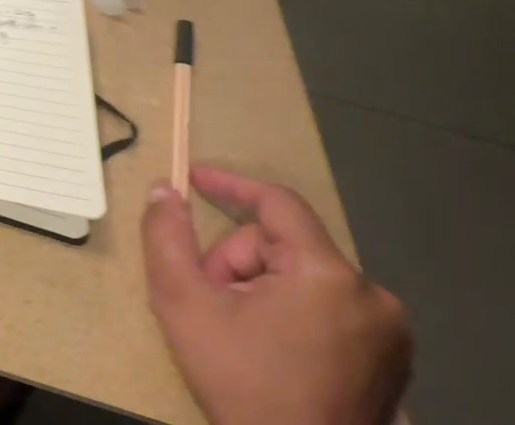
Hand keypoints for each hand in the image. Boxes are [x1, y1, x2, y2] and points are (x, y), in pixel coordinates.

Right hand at [142, 166, 412, 424]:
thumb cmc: (240, 376)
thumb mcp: (182, 300)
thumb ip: (166, 235)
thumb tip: (164, 190)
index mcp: (326, 275)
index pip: (278, 204)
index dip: (230, 184)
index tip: (192, 179)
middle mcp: (372, 295)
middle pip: (282, 246)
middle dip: (236, 263)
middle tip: (212, 300)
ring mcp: (388, 329)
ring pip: (302, 276)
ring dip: (260, 288)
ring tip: (239, 328)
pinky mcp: (391, 355)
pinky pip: (328, 305)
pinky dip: (291, 310)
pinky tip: (271, 344)